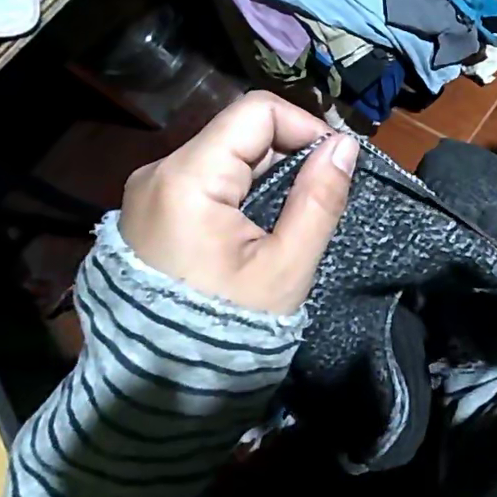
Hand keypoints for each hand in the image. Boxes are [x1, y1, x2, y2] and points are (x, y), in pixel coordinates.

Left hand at [118, 91, 358, 314]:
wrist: (157, 383)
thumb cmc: (228, 325)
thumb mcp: (286, 266)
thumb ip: (319, 199)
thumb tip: (345, 145)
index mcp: (187, 178)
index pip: (256, 112)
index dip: (305, 126)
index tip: (336, 162)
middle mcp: (159, 172)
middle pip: (240, 132)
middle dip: (290, 154)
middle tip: (320, 197)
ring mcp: (150, 191)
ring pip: (226, 155)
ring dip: (268, 174)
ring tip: (292, 216)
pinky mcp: (151, 211)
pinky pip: (207, 179)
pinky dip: (243, 190)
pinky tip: (260, 225)